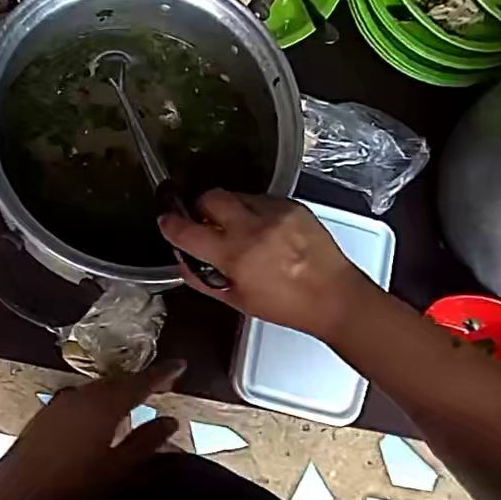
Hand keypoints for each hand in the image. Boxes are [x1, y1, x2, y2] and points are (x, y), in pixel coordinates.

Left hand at [0, 360, 184, 499]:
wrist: (21, 491)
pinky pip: (81, 398)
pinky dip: (97, 401)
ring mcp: (62, 402)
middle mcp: (83, 395)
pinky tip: (101, 418)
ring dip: (118, 392)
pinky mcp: (48, 413)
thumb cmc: (75, 482)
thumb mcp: (119, 466)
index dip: (163, 373)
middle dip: (140, 382)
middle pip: (118, 382)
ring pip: (98, 389)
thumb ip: (147, 441)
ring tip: (135, 402)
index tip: (179, 365)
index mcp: (105, 404)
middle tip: (160, 384)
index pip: (140, 382)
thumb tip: (170, 422)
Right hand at [158, 190, 375, 335]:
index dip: (170, 224)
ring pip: (236, 194)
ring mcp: (275, 213)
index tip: (166, 221)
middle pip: (211, 197)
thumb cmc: (286, 305)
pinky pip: (262, 198)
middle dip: (201, 207)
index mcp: (235, 255)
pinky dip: (255, 210)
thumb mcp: (235, 300)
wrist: (334, 297)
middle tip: (205, 220)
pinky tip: (263, 229)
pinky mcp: (293, 206)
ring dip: (229, 208)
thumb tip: (183, 260)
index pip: (187, 231)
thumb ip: (202, 278)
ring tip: (238, 227)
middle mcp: (254, 228)